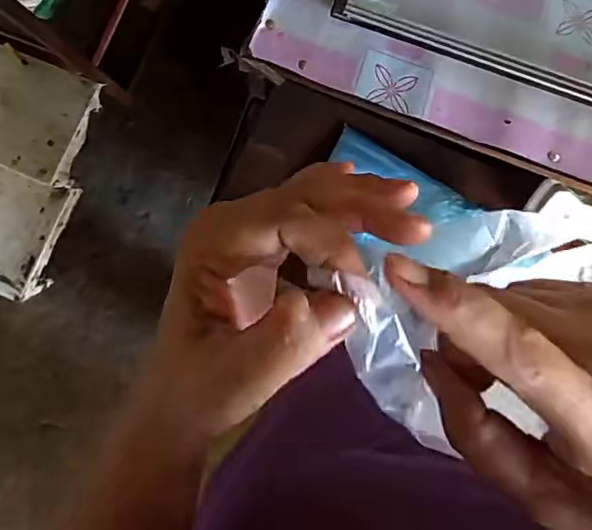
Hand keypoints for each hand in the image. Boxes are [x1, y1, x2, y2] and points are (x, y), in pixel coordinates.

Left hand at [128, 163, 431, 444]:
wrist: (177, 402)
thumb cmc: (200, 391)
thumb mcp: (237, 378)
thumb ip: (286, 341)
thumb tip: (345, 304)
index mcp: (216, 240)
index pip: (285, 219)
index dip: (333, 243)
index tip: (368, 286)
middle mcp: (230, 222)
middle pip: (300, 196)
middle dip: (359, 202)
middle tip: (414, 212)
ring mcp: (245, 229)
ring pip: (306, 196)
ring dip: (357, 196)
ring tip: (405, 194)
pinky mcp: (261, 244)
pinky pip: (304, 211)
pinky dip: (338, 203)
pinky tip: (362, 189)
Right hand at [387, 258, 591, 529]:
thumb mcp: (554, 508)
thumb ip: (479, 436)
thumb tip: (432, 361)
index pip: (516, 347)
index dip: (451, 306)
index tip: (395, 269)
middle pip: (496, 313)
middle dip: (458, 334)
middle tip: (467, 382)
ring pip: (502, 296)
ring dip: (483, 327)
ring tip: (509, 376)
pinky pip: (522, 292)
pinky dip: (508, 318)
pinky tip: (535, 354)